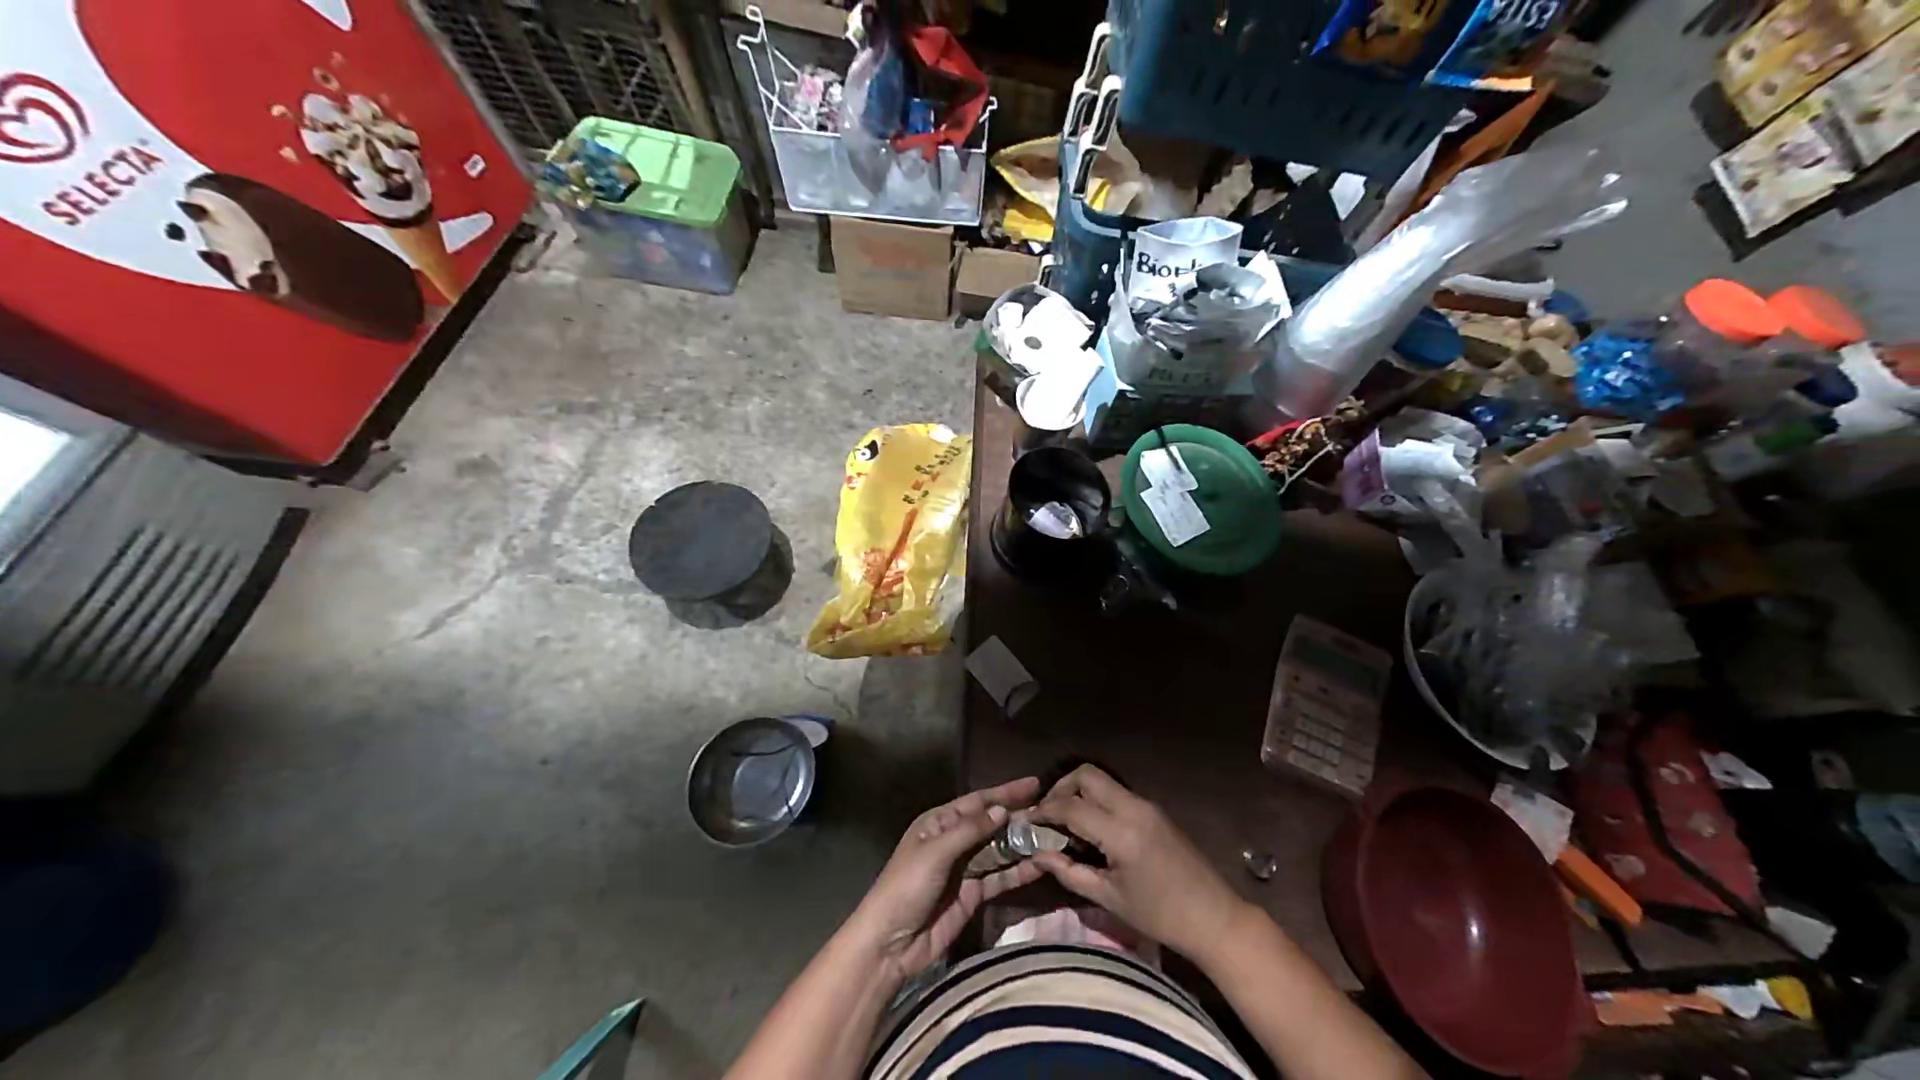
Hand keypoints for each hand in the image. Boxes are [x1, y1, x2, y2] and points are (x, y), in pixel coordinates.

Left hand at [849, 776, 1043, 979]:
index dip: (1005, 792)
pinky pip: (1000, 878)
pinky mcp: (973, 895)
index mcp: (939, 823)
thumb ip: (970, 831)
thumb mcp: (935, 852)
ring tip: (1053, 836)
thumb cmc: (906, 887)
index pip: (977, 802)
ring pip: (999, 850)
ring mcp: (964, 869)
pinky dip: (1019, 872)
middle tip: (1052, 812)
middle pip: (991, 825)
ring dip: (1022, 844)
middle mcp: (954, 841)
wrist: (891, 943)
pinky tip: (1041, 865)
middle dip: (1018, 818)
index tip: (1035, 783)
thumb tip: (1002, 810)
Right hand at [1030, 765, 1248, 961]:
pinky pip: (1116, 793)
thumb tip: (1036, 855)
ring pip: (1102, 780)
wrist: (1214, 917)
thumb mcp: (1109, 898)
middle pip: (1086, 775)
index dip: (1043, 811)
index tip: (1025, 821)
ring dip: (1078, 792)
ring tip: (1064, 821)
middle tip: (1046, 814)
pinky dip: (1096, 800)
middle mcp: (1133, 807)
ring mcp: (1146, 805)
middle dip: (1060, 788)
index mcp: (1121, 831)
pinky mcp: (1154, 810)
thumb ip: (1069, 872)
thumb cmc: (1160, 915)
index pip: (1070, 806)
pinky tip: (1090, 827)